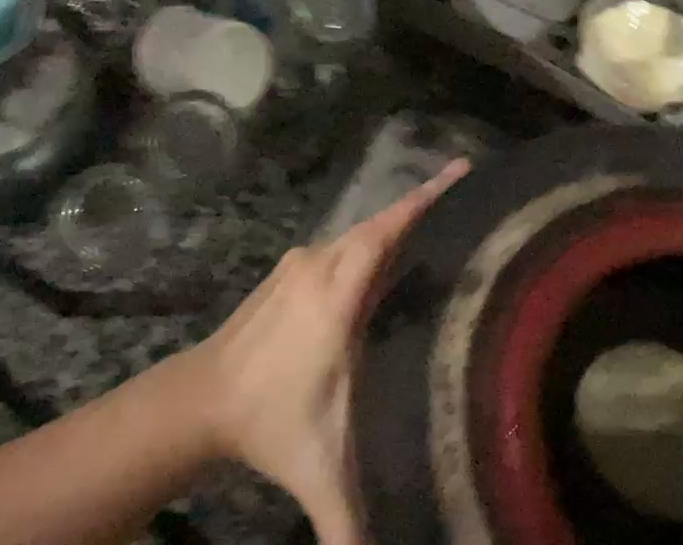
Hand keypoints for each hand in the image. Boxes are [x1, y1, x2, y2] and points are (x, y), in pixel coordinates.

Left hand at [187, 159, 470, 544]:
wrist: (201, 399)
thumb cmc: (268, 424)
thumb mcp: (321, 473)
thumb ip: (358, 521)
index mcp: (333, 298)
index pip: (384, 236)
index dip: (424, 204)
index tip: (463, 172)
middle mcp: (318, 267)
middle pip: (379, 225)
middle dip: (426, 207)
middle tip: (480, 201)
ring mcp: (300, 264)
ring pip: (360, 233)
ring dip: (400, 225)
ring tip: (452, 227)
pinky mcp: (289, 270)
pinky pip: (343, 245)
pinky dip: (375, 241)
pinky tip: (398, 259)